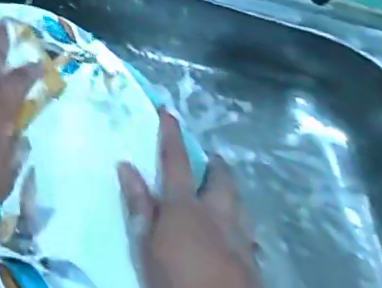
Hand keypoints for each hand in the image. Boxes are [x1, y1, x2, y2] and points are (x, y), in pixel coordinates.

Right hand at [118, 109, 259, 287]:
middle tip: (210, 158)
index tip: (168, 111)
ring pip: (242, 208)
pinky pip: (251, 239)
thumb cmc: (174, 282)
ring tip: (225, 194)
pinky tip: (240, 239)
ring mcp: (241, 242)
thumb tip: (126, 164)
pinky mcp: (256, 268)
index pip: (176, 160)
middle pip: (222, 181)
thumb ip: (139, 205)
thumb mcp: (145, 246)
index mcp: (185, 206)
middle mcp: (217, 216)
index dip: (171, 133)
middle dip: (216, 166)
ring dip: (233, 195)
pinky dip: (243, 231)